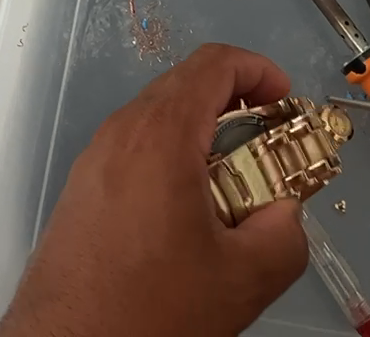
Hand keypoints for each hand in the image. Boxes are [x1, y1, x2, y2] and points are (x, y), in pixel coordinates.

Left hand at [0, 44, 308, 336]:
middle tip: (269, 139)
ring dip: (203, 127)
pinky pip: (136, 143)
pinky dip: (172, 150)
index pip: (213, 64)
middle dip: (235, 99)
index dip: (257, 69)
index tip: (284, 100)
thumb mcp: (240, 280)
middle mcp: (123, 129)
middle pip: (185, 83)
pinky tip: (189, 205)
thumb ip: (283, 236)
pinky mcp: (83, 183)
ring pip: (159, 113)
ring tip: (235, 177)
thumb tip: (286, 213)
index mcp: (161, 132)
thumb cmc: (151, 306)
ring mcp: (96, 154)